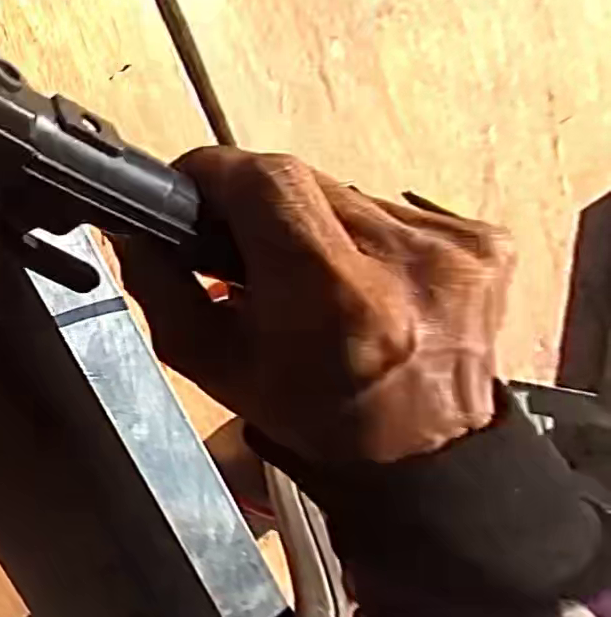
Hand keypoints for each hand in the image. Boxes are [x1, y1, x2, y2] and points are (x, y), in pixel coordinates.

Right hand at [115, 147, 512, 464]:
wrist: (416, 446)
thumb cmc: (299, 405)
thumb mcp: (198, 353)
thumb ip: (157, 284)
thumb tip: (135, 230)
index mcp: (328, 294)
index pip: (264, 181)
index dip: (212, 170)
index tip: (184, 184)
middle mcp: (402, 259)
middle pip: (295, 177)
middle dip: (243, 197)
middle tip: (221, 235)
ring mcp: (452, 246)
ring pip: (333, 187)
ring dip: (290, 213)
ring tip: (280, 261)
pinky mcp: (480, 240)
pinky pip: (377, 205)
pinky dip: (339, 227)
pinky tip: (335, 268)